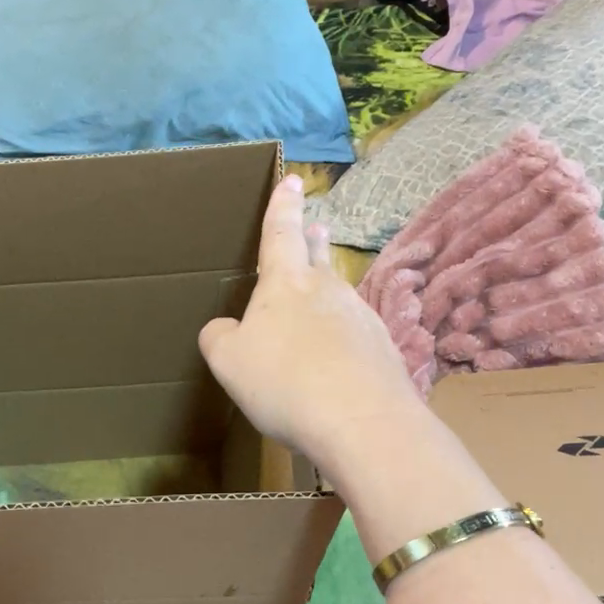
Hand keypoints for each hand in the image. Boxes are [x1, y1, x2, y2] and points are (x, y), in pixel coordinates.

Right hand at [199, 175, 425, 477]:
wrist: (364, 423)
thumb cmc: (285, 382)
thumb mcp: (228, 361)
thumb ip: (219, 337)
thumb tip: (224, 328)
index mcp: (286, 283)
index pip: (280, 232)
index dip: (282, 206)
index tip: (292, 180)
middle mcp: (328, 290)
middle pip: (318, 257)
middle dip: (312, 240)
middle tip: (315, 226)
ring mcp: (361, 319)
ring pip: (338, 295)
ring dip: (327, 290)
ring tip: (317, 299)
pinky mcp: (383, 351)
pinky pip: (354, 334)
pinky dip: (341, 338)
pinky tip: (335, 360)